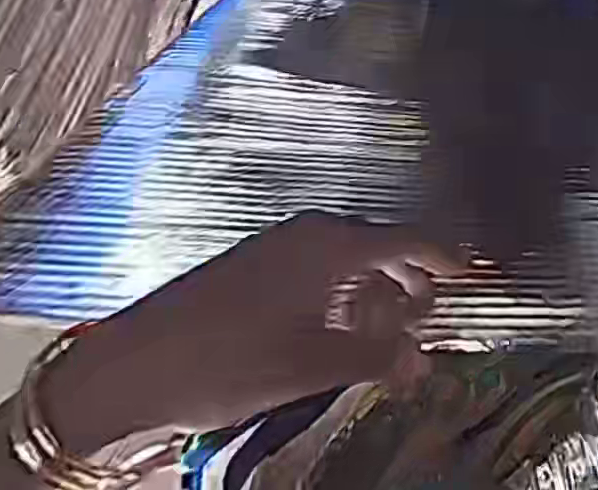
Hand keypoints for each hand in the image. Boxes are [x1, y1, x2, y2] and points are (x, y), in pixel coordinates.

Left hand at [42, 213, 463, 448]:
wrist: (127, 367)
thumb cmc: (229, 359)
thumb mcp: (310, 365)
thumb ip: (376, 358)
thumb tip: (424, 363)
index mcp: (335, 243)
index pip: (409, 240)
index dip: (443, 257)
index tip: (470, 273)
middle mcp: (316, 230)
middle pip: (382, 247)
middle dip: (408, 283)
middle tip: (422, 319)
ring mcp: (286, 242)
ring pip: (351, 258)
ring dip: (374, 292)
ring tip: (380, 332)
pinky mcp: (262, 259)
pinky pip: (322, 265)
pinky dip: (343, 293)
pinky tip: (335, 329)